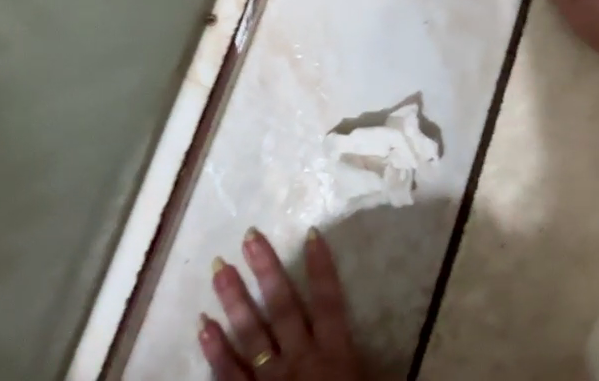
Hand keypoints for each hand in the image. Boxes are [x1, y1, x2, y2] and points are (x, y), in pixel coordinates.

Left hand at [200, 227, 361, 380]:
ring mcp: (270, 380)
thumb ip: (374, 369)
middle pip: (282, 306)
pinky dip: (214, 349)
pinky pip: (228, 373)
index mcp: (335, 354)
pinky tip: (203, 324)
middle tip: (248, 236)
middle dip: (265, 270)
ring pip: (250, 332)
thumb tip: (396, 358)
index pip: (328, 301)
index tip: (311, 233)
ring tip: (219, 267)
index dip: (321, 267)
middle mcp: (301, 359)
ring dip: (233, 298)